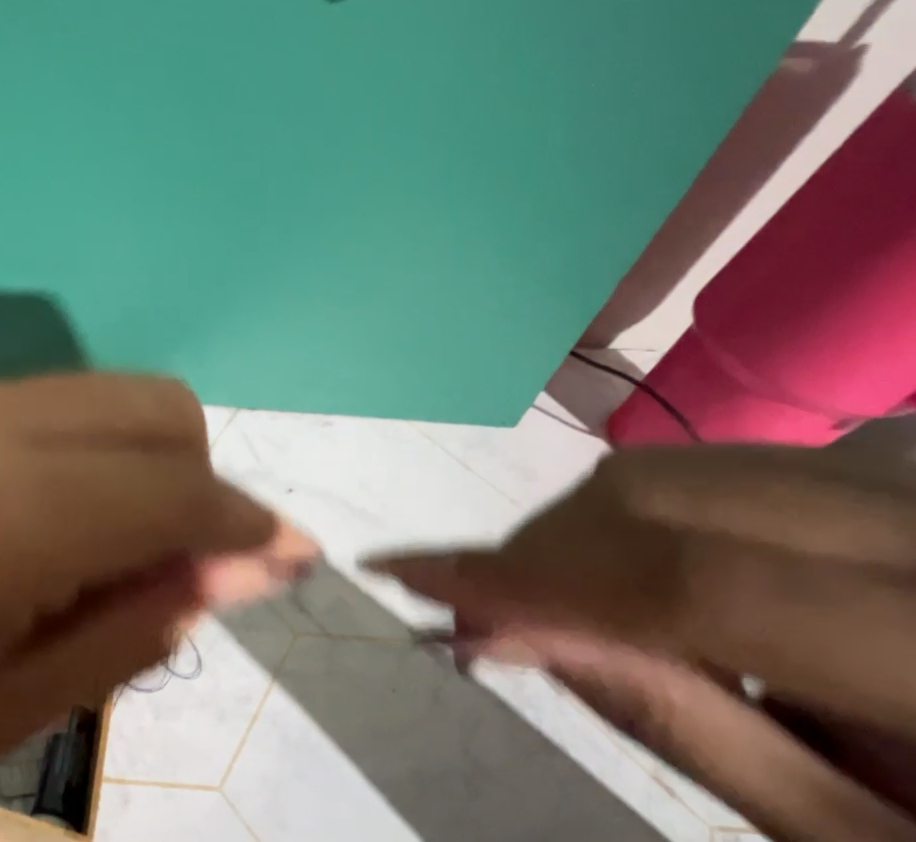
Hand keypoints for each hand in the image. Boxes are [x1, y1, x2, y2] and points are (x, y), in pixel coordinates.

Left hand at [0, 374, 311, 841]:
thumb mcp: (9, 706)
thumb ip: (139, 620)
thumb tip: (247, 564)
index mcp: (0, 512)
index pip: (176, 488)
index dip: (247, 527)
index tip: (287, 568)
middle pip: (153, 406)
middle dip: (195, 484)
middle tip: (174, 580)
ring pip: (99, 394)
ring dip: (137, 464)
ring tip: (103, 565)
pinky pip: (40, 404)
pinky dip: (78, 453)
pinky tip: (46, 531)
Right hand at [372, 445, 915, 841]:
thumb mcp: (860, 840)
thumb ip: (691, 730)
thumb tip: (510, 633)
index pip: (691, 585)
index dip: (533, 577)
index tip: (407, 573)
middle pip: (666, 496)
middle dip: (542, 548)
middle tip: (477, 606)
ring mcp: (907, 492)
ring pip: (681, 468)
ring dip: (580, 528)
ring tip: (548, 595)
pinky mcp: (885, 481)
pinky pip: (722, 470)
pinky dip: (637, 513)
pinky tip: (627, 571)